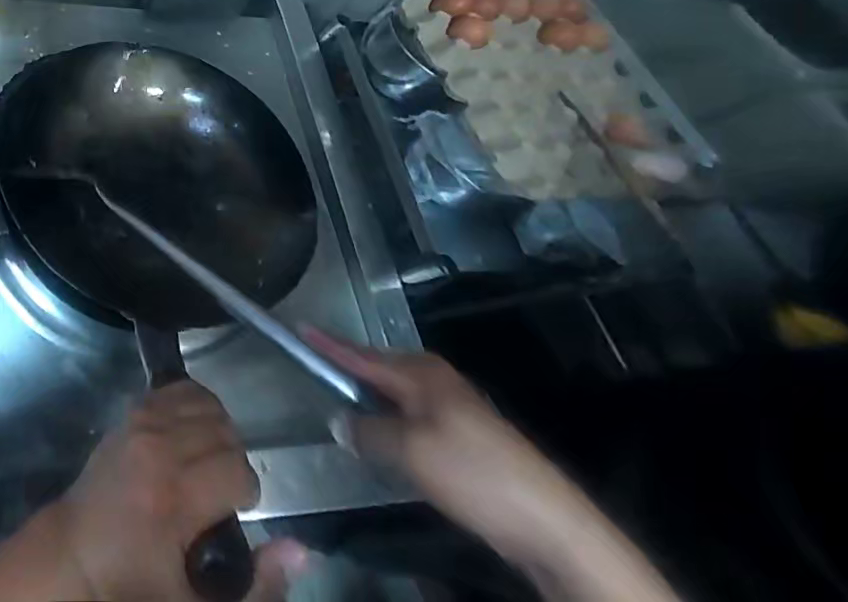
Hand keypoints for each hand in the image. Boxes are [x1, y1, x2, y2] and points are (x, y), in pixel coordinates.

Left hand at [49, 380, 304, 600]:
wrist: (74, 553)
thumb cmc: (133, 581)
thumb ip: (255, 587)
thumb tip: (301, 549)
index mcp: (173, 497)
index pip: (238, 469)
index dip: (247, 493)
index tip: (232, 513)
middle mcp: (157, 449)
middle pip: (225, 431)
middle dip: (233, 460)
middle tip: (219, 490)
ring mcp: (140, 424)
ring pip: (205, 402)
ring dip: (216, 430)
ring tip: (206, 460)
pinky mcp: (130, 414)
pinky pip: (176, 389)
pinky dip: (193, 404)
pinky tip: (190, 433)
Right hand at [305, 330, 582, 560]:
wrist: (548, 521)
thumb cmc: (472, 472)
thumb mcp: (409, 451)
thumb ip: (367, 431)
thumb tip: (339, 419)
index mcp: (419, 372)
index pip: (360, 354)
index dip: (328, 344)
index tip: (299, 327)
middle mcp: (435, 379)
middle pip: (378, 368)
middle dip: (347, 368)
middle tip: (313, 366)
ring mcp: (452, 405)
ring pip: (394, 393)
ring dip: (368, 398)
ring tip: (339, 401)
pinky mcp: (462, 432)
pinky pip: (410, 414)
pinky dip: (389, 418)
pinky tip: (381, 436)